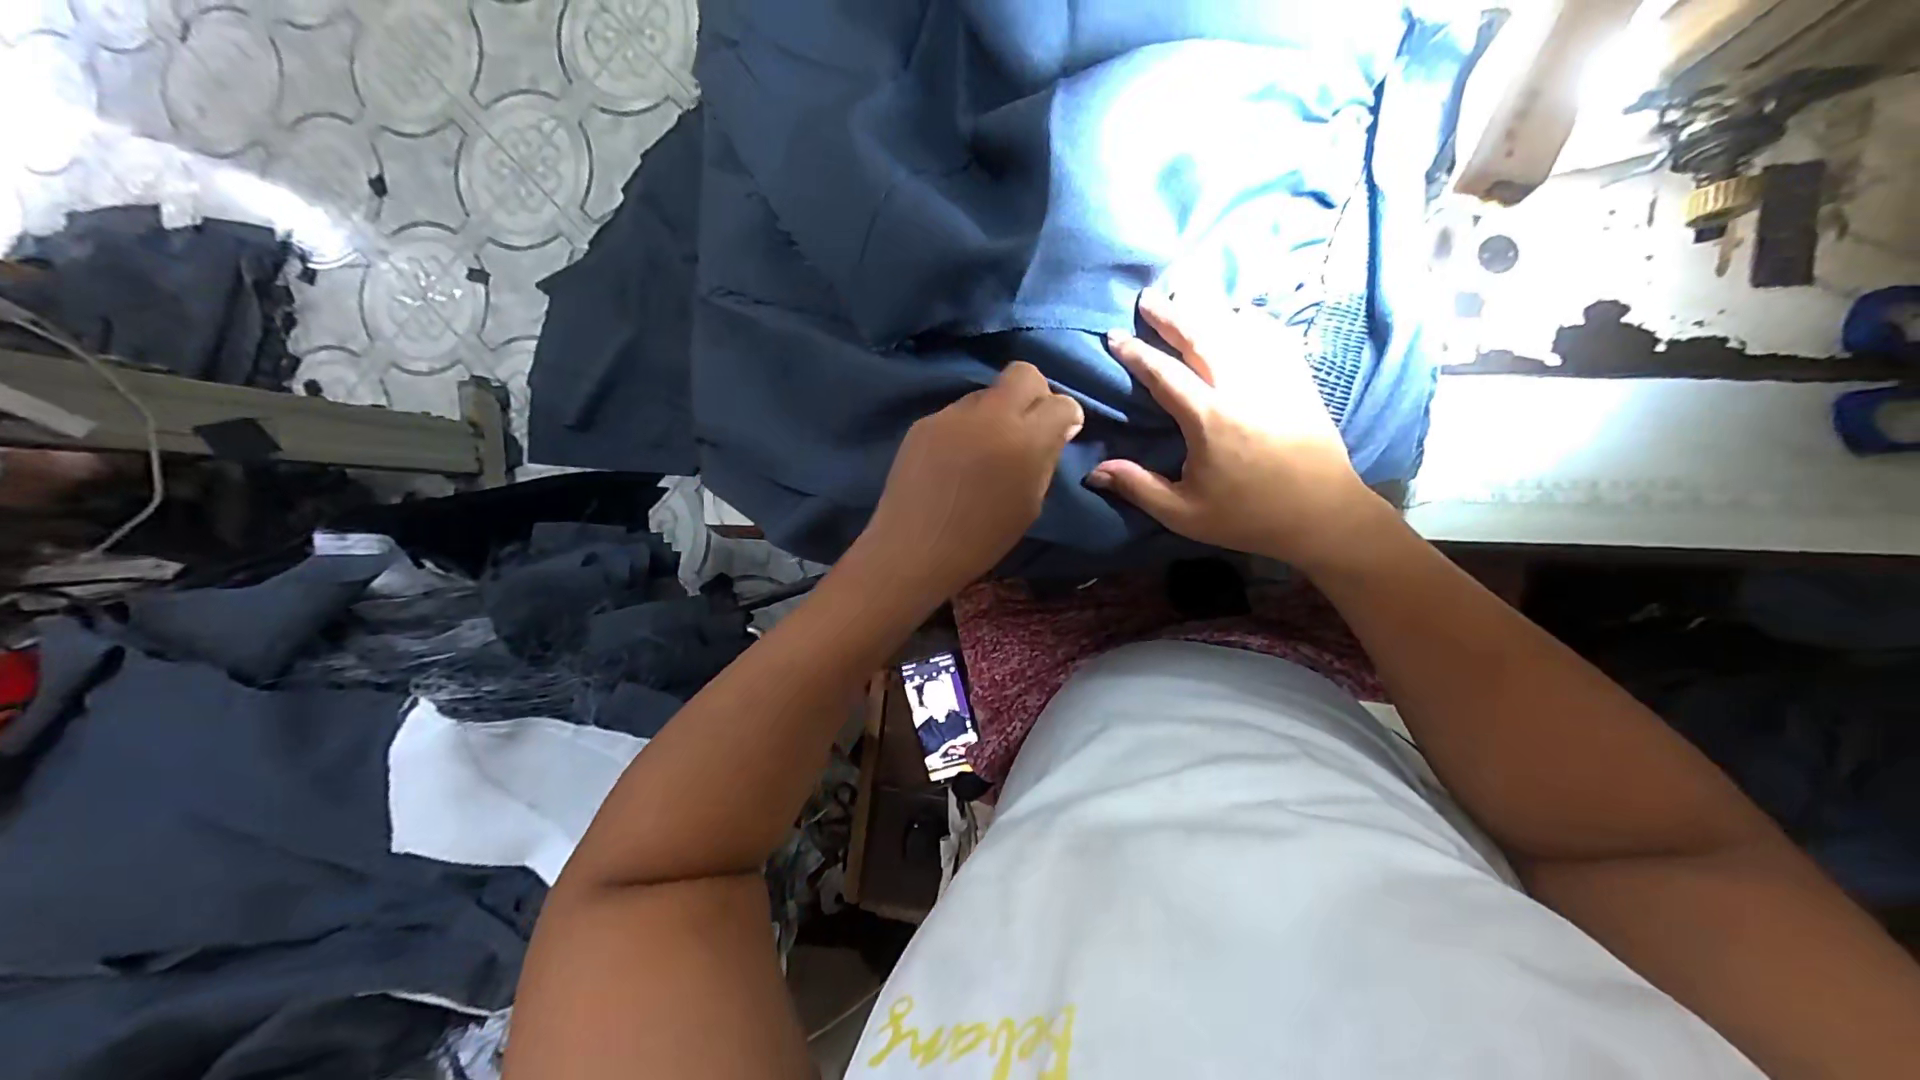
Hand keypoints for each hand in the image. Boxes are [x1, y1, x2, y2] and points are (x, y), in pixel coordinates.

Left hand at [853, 361, 1084, 598]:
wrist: (915, 549)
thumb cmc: (982, 539)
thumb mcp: (1030, 504)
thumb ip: (1046, 458)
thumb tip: (1058, 430)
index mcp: (1026, 440)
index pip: (1061, 403)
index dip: (1067, 416)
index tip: (1062, 432)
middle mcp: (991, 415)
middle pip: (1024, 373)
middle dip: (1035, 394)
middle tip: (1029, 426)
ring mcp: (953, 415)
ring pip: (987, 395)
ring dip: (996, 414)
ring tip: (984, 451)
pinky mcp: (925, 422)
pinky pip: (957, 414)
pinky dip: (965, 430)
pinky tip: (955, 460)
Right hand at [1088, 288, 1393, 570]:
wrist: (1323, 515)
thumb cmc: (1248, 516)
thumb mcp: (1184, 514)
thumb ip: (1138, 488)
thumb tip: (1094, 472)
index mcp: (1209, 419)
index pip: (1164, 374)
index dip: (1136, 353)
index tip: (1114, 337)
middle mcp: (1242, 388)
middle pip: (1202, 335)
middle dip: (1171, 314)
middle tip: (1148, 298)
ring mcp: (1275, 378)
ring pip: (1238, 328)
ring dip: (1207, 308)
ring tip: (1186, 295)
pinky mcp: (1299, 380)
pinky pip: (1274, 335)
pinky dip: (1252, 319)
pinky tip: (1239, 313)